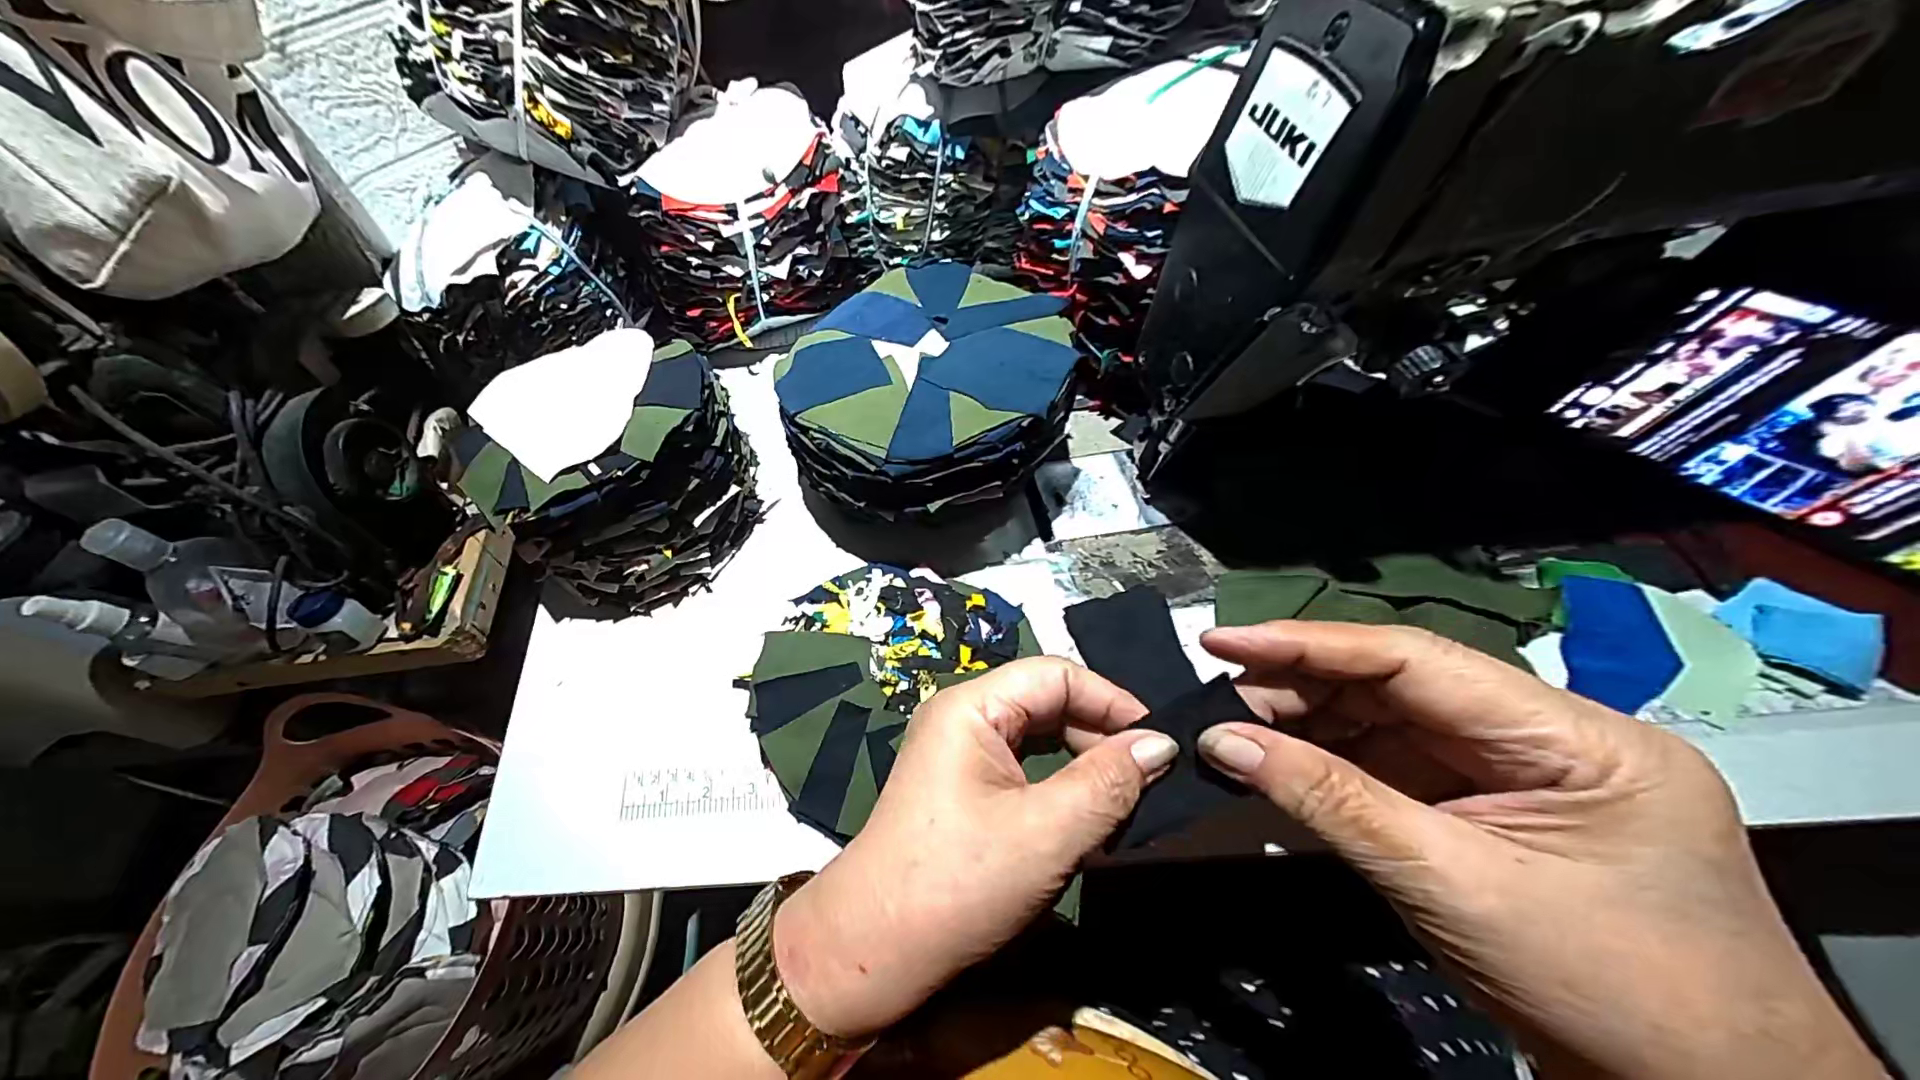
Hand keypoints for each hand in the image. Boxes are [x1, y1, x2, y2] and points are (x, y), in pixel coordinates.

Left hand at [773, 657, 1175, 1038]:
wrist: (872, 952)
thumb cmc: (957, 883)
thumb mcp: (1046, 832)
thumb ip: (1108, 782)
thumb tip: (1162, 744)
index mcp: (972, 707)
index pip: (1056, 675)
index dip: (1112, 701)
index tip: (1159, 743)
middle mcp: (963, 718)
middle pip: (1047, 702)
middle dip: (1101, 733)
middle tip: (1150, 776)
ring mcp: (960, 754)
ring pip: (1039, 737)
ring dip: (1085, 761)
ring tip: (1127, 795)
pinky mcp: (963, 789)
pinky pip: (1025, 768)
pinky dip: (1062, 784)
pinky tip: (1089, 812)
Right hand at [1194, 621, 1885, 1079]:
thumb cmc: (1612, 995)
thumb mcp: (1452, 885)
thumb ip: (1330, 801)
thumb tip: (1222, 741)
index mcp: (1574, 736)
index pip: (1415, 660)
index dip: (1308, 644)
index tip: (1223, 639)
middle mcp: (1541, 734)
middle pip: (1393, 684)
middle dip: (1298, 687)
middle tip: (1217, 696)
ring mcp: (1509, 769)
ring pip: (1383, 720)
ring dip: (1305, 723)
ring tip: (1232, 727)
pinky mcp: (1480, 803)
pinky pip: (1388, 763)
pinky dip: (1326, 762)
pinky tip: (1275, 760)